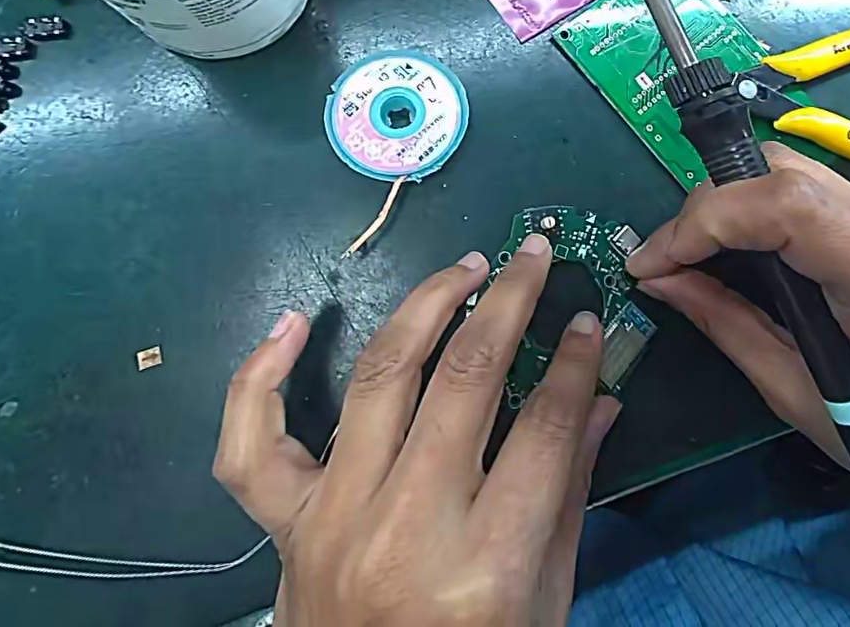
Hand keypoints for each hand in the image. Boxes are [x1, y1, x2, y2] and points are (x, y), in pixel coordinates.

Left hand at [214, 234, 622, 625]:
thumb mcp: (545, 605)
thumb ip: (568, 494)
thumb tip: (599, 397)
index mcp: (486, 575)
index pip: (544, 433)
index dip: (574, 365)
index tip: (587, 319)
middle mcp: (404, 531)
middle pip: (464, 381)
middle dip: (508, 302)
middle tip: (531, 257)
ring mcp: (332, 519)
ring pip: (379, 374)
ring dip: (426, 303)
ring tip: (464, 266)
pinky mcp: (283, 523)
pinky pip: (250, 441)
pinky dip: (262, 372)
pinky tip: (294, 319)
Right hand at [627, 142, 849, 531]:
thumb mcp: (795, 397)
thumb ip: (724, 323)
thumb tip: (658, 278)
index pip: (790, 207)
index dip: (709, 218)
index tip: (656, 260)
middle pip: (780, 173)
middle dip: (705, 208)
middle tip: (667, 258)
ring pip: (786, 169)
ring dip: (724, 202)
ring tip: (692, 251)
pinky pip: (802, 187)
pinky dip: (750, 205)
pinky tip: (732, 244)